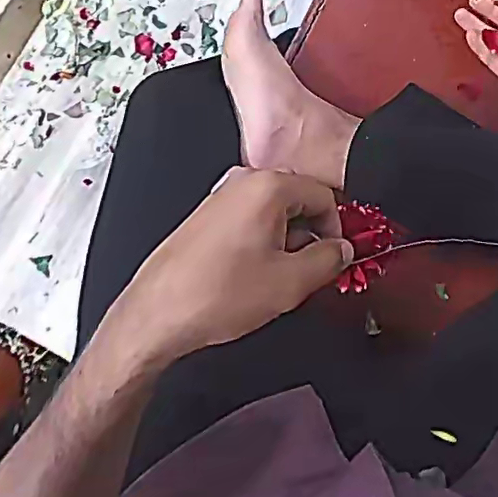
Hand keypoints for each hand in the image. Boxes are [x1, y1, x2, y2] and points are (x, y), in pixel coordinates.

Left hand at [103, 168, 351, 367]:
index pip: (324, 195)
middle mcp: (244, 181)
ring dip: (285, 241)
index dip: (336, 228)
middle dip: (310, 235)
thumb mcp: (291, 282)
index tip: (336, 255)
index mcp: (269, 186)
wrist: (155, 315)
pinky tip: (251, 275)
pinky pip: (249, 219)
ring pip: (274, 211)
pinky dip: (261, 242)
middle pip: (299, 200)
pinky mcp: (207, 215)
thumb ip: (329, 260)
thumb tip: (342, 250)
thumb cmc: (216, 295)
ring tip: (276, 279)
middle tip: (308, 271)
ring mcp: (222, 196)